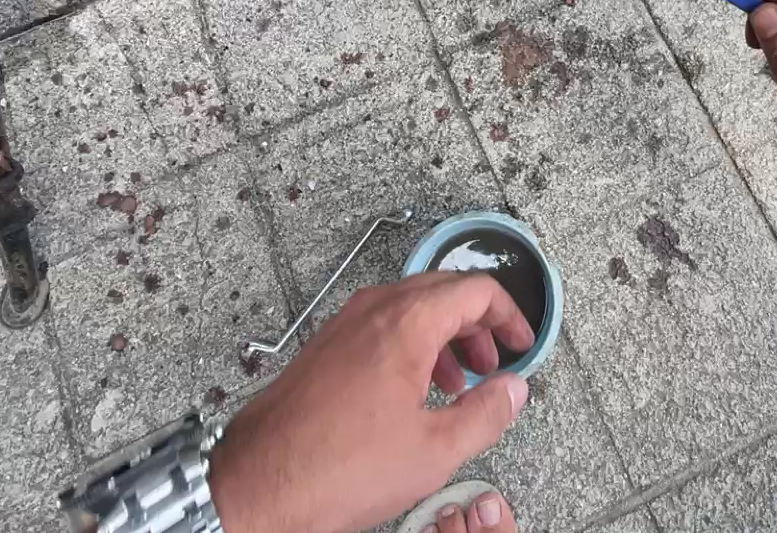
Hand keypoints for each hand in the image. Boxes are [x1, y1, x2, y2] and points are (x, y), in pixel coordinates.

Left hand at [208, 272, 534, 532]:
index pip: (476, 291)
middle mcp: (377, 307)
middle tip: (494, 362)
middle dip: (479, 324)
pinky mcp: (329, 341)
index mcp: (408, 321)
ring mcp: (348, 321)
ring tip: (458, 381)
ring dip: (447, 334)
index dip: (509, 315)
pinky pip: (385, 322)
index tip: (520, 342)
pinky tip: (414, 389)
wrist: (255, 485)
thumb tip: (514, 390)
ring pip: (414, 305)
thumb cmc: (335, 467)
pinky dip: (414, 341)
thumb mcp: (432, 451)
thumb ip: (486, 414)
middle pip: (446, 290)